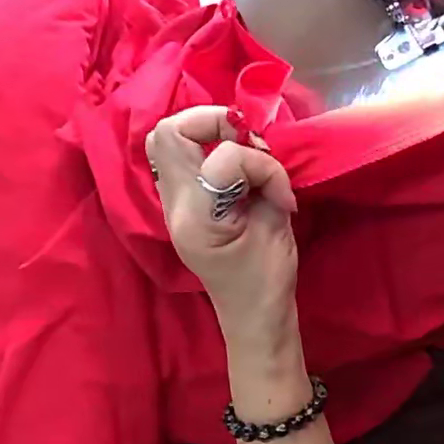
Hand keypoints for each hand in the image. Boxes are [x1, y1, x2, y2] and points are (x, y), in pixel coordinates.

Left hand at [145, 107, 300, 344]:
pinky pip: (183, 160)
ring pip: (168, 141)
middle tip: (245, 145)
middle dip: (211, 124)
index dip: (247, 154)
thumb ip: (263, 178)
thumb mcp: (276, 224)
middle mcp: (175, 207)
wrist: (253, 319)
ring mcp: (173, 207)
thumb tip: (253, 147)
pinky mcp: (181, 207)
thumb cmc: (269, 280)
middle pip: (167, 132)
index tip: (269, 172)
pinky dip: (209, 152)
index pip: (214, 154)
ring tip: (244, 162)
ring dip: (210, 136)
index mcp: (197, 216)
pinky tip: (237, 175)